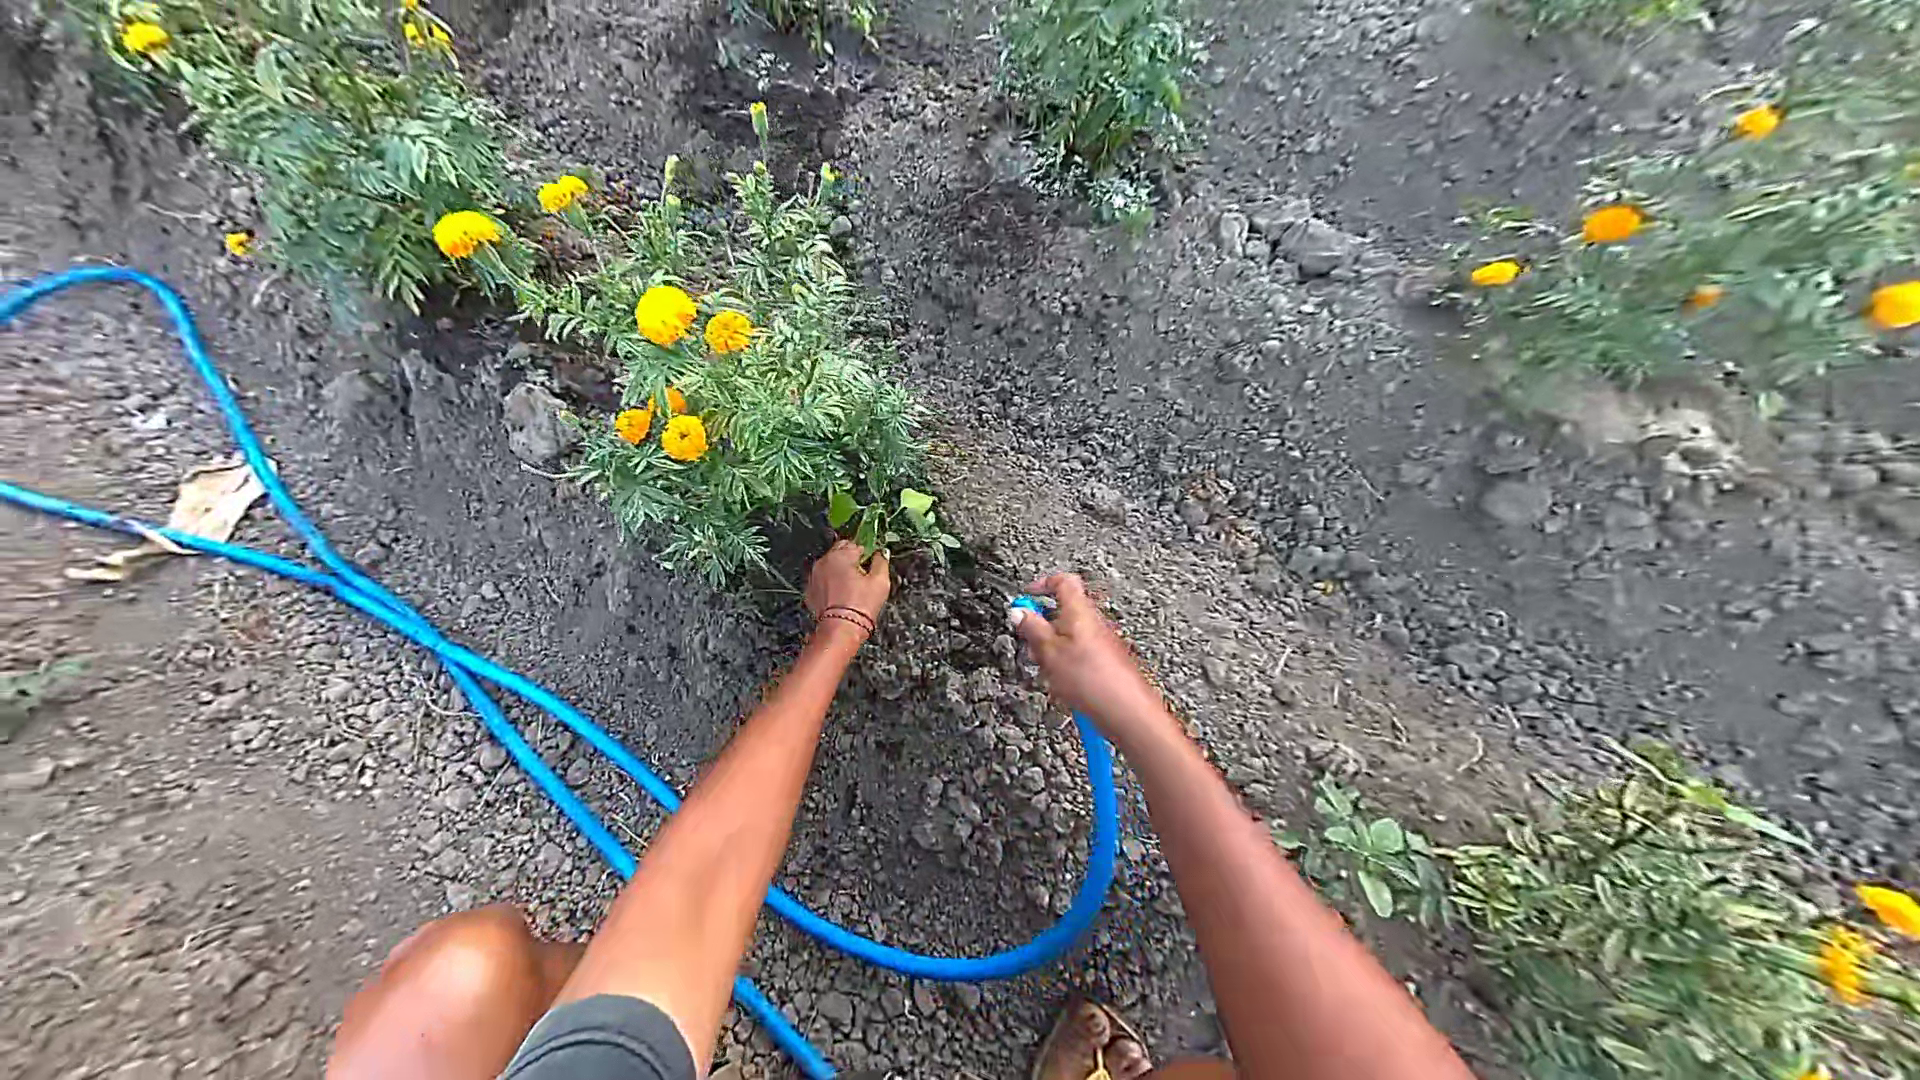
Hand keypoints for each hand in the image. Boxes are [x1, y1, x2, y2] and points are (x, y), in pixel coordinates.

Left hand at [804, 541, 890, 638]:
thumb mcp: (880, 581)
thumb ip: (881, 561)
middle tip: (863, 576)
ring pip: (830, 566)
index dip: (866, 553)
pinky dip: (831, 584)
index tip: (872, 563)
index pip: (856, 544)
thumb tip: (881, 553)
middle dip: (851, 560)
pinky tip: (841, 595)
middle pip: (840, 552)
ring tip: (852, 588)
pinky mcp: (811, 590)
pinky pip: (823, 580)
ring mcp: (815, 576)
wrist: (840, 629)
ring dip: (840, 571)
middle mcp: (824, 562)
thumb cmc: (860, 606)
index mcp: (841, 555)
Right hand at [1009, 573, 1172, 745]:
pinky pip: (1080, 655)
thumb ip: (1032, 629)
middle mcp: (1094, 622)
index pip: (1063, 581)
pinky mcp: (1107, 663)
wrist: (1127, 712)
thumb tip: (1019, 612)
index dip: (1042, 584)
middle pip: (1064, 611)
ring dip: (1053, 648)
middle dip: (1043, 625)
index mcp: (1080, 611)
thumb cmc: (1092, 681)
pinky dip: (1067, 664)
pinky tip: (1063, 683)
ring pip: (1070, 636)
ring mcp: (1102, 643)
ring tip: (1047, 669)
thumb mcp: (1049, 652)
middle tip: (1032, 642)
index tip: (1027, 596)